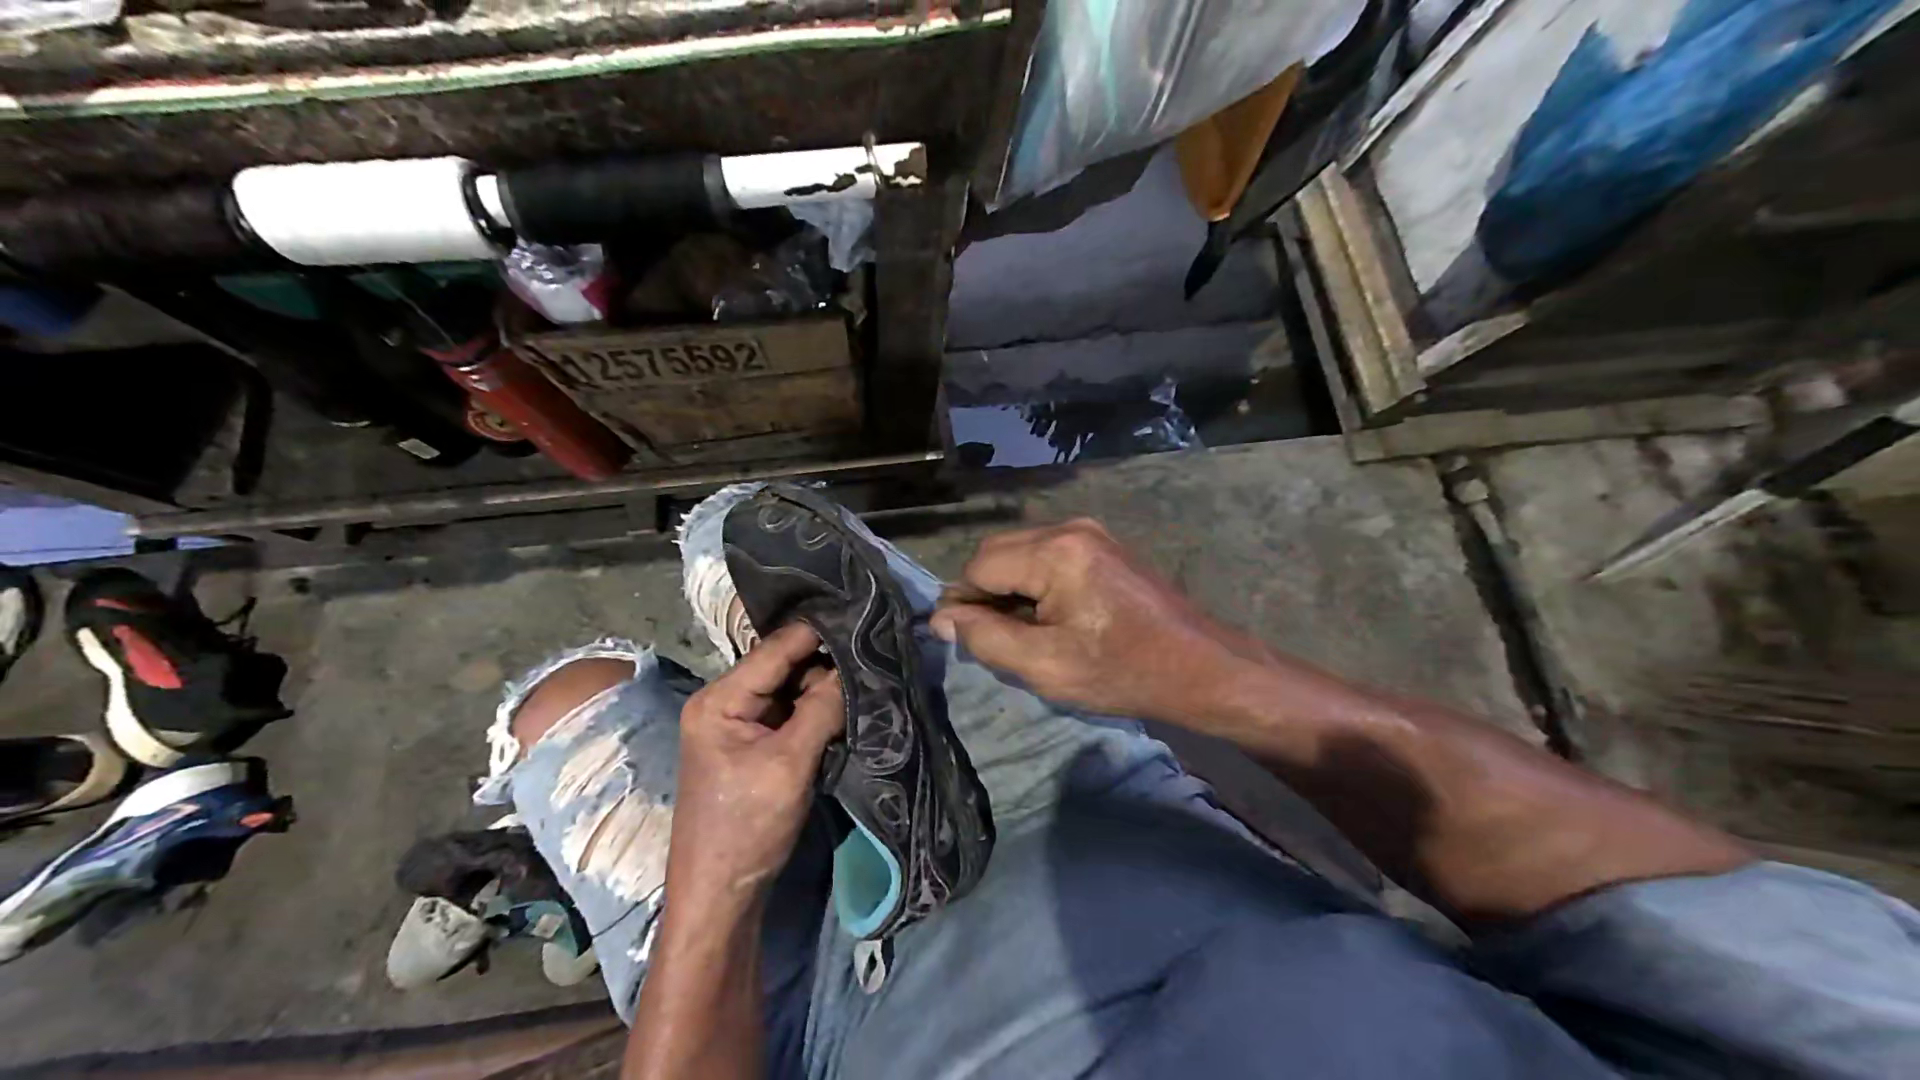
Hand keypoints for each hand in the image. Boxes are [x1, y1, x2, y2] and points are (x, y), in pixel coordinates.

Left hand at [667, 623, 842, 907]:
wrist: (721, 895)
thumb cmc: (747, 826)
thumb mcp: (789, 764)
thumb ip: (822, 708)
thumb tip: (857, 665)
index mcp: (720, 699)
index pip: (777, 648)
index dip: (819, 631)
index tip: (865, 619)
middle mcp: (725, 701)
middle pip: (784, 665)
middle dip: (827, 663)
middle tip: (875, 658)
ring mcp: (739, 724)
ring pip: (791, 688)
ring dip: (824, 689)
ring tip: (868, 682)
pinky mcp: (754, 744)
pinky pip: (790, 713)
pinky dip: (816, 710)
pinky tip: (846, 707)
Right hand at [929, 519, 1264, 724]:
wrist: (1201, 667)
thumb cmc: (1122, 672)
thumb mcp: (1045, 666)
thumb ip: (985, 638)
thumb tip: (944, 617)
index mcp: (1055, 553)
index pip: (979, 566)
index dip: (964, 602)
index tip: (968, 639)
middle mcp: (1070, 528)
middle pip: (998, 551)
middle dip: (986, 592)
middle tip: (996, 637)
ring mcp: (1090, 532)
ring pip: (1021, 552)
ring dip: (1009, 588)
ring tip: (1024, 631)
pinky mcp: (1103, 545)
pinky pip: (1047, 555)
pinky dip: (1034, 582)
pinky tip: (1050, 616)